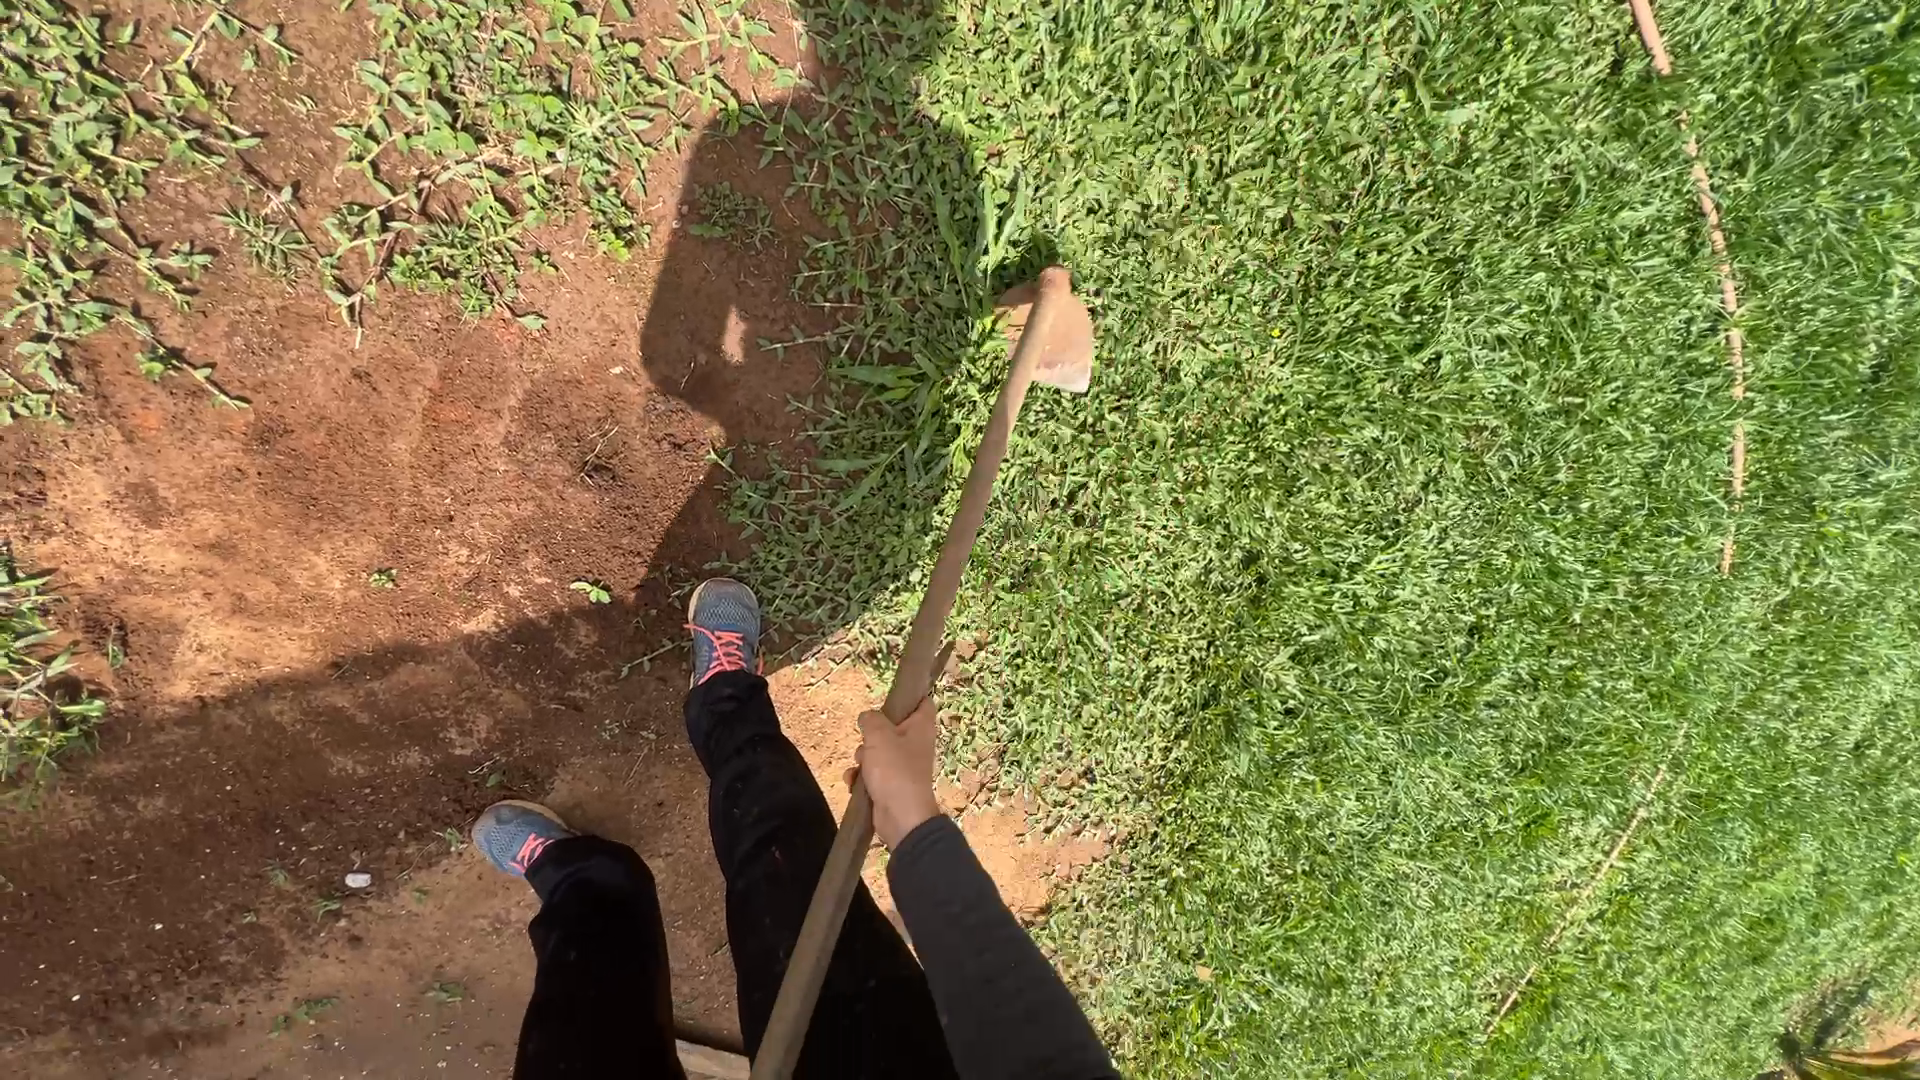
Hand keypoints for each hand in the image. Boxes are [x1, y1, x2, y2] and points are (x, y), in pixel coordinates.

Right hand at [854, 695, 942, 848]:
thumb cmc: (894, 769)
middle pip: (891, 728)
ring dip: (863, 758)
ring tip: (861, 766)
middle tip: (867, 740)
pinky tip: (853, 782)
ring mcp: (903, 765)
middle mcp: (915, 744)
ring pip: (877, 751)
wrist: (900, 816)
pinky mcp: (891, 784)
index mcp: (921, 727)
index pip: (922, 702)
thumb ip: (871, 720)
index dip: (909, 697)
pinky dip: (861, 777)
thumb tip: (868, 717)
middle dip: (872, 734)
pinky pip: (872, 773)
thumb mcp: (879, 736)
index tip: (890, 698)